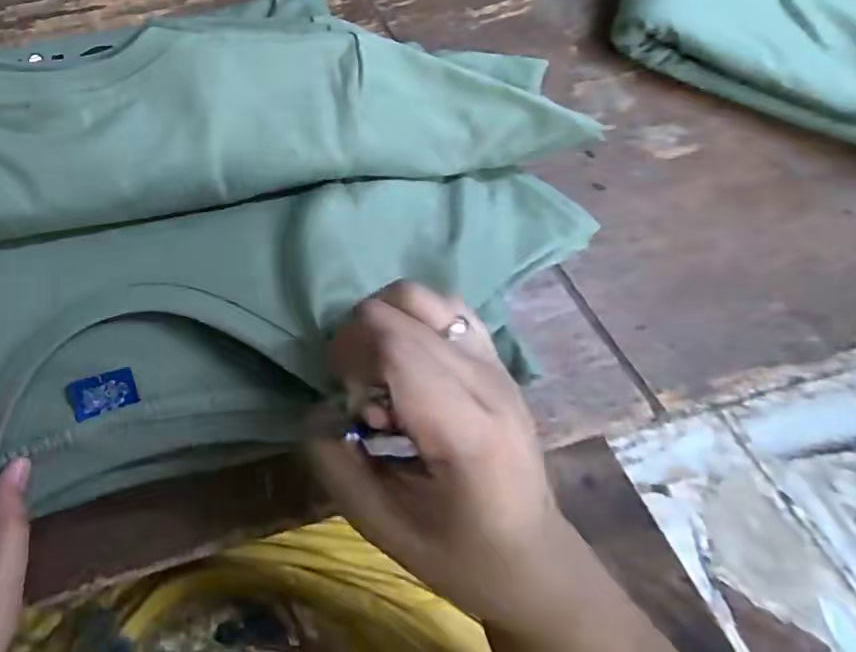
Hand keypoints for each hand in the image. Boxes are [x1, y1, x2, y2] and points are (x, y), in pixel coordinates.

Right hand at [307, 281, 576, 632]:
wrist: (534, 560)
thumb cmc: (457, 551)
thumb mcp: (379, 523)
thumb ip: (334, 460)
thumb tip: (321, 404)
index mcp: (466, 432)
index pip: (395, 345)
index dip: (349, 353)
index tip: (348, 397)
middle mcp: (487, 384)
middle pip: (399, 310)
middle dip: (357, 340)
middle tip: (362, 392)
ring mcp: (496, 365)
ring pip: (421, 295)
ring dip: (382, 319)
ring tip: (381, 367)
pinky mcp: (496, 358)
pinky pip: (444, 305)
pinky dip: (409, 315)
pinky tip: (406, 357)